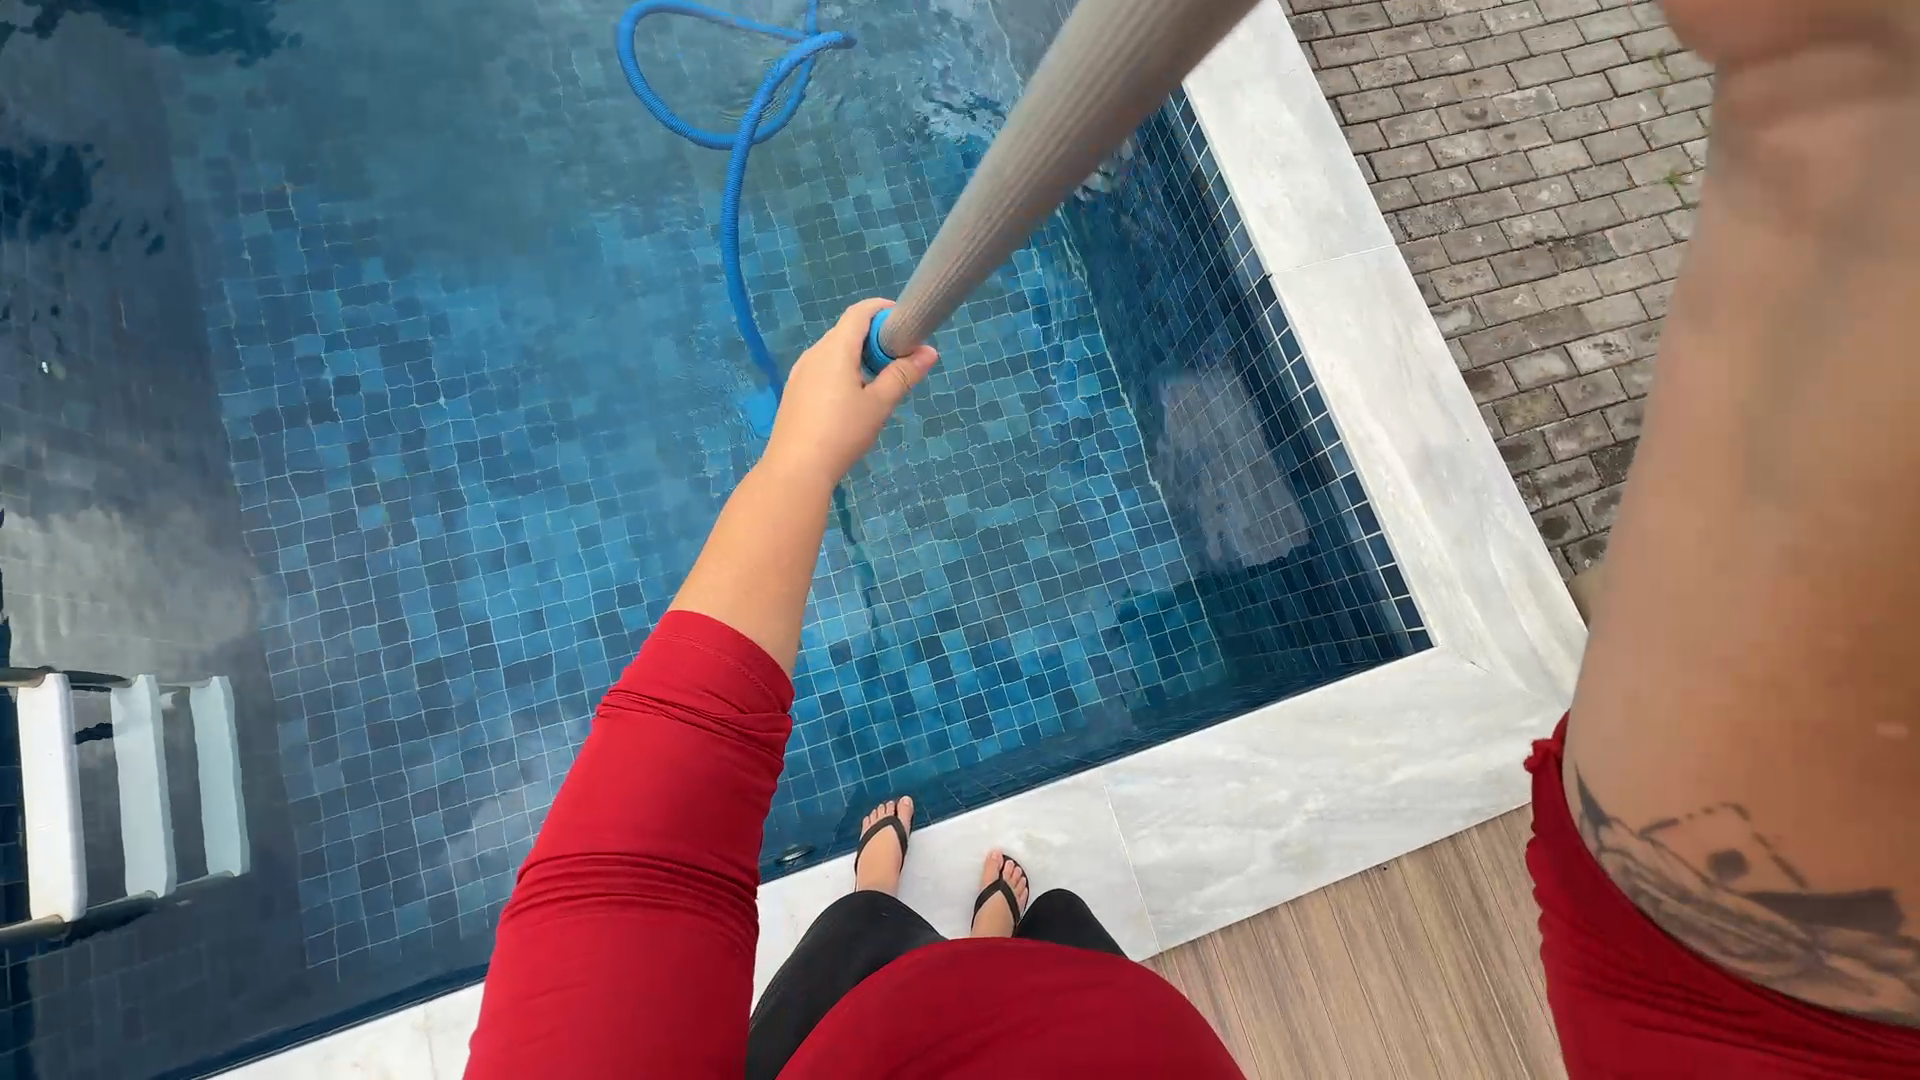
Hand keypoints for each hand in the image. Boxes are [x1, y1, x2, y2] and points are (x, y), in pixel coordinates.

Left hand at [760, 298, 938, 487]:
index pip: (860, 312)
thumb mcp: (879, 404)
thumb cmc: (842, 433)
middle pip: (847, 330)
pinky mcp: (795, 390)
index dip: (884, 310)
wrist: (797, 468)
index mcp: (835, 349)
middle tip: (899, 360)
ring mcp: (801, 372)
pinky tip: (853, 400)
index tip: (906, 325)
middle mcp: (814, 352)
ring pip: (834, 351)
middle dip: (875, 337)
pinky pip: (823, 368)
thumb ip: (903, 374)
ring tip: (879, 383)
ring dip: (859, 356)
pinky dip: (843, 370)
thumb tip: (929, 352)